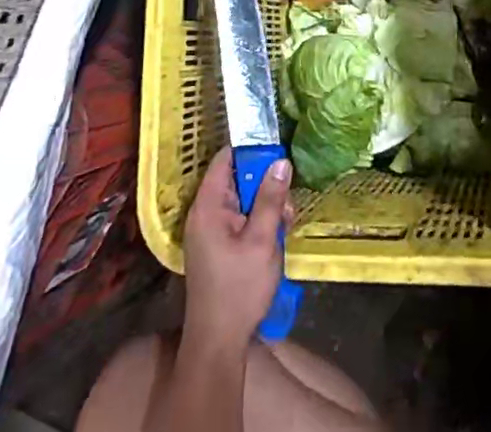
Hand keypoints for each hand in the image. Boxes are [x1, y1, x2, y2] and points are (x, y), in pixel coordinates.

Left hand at [182, 147, 294, 346]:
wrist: (219, 340)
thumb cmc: (239, 288)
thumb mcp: (262, 240)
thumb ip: (271, 199)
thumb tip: (281, 161)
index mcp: (208, 206)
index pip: (225, 159)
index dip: (251, 150)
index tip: (278, 151)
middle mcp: (204, 213)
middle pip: (237, 180)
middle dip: (265, 186)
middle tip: (286, 205)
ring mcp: (209, 230)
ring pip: (242, 201)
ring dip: (266, 207)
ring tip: (284, 225)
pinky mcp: (217, 245)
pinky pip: (240, 219)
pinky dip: (259, 223)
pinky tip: (275, 237)